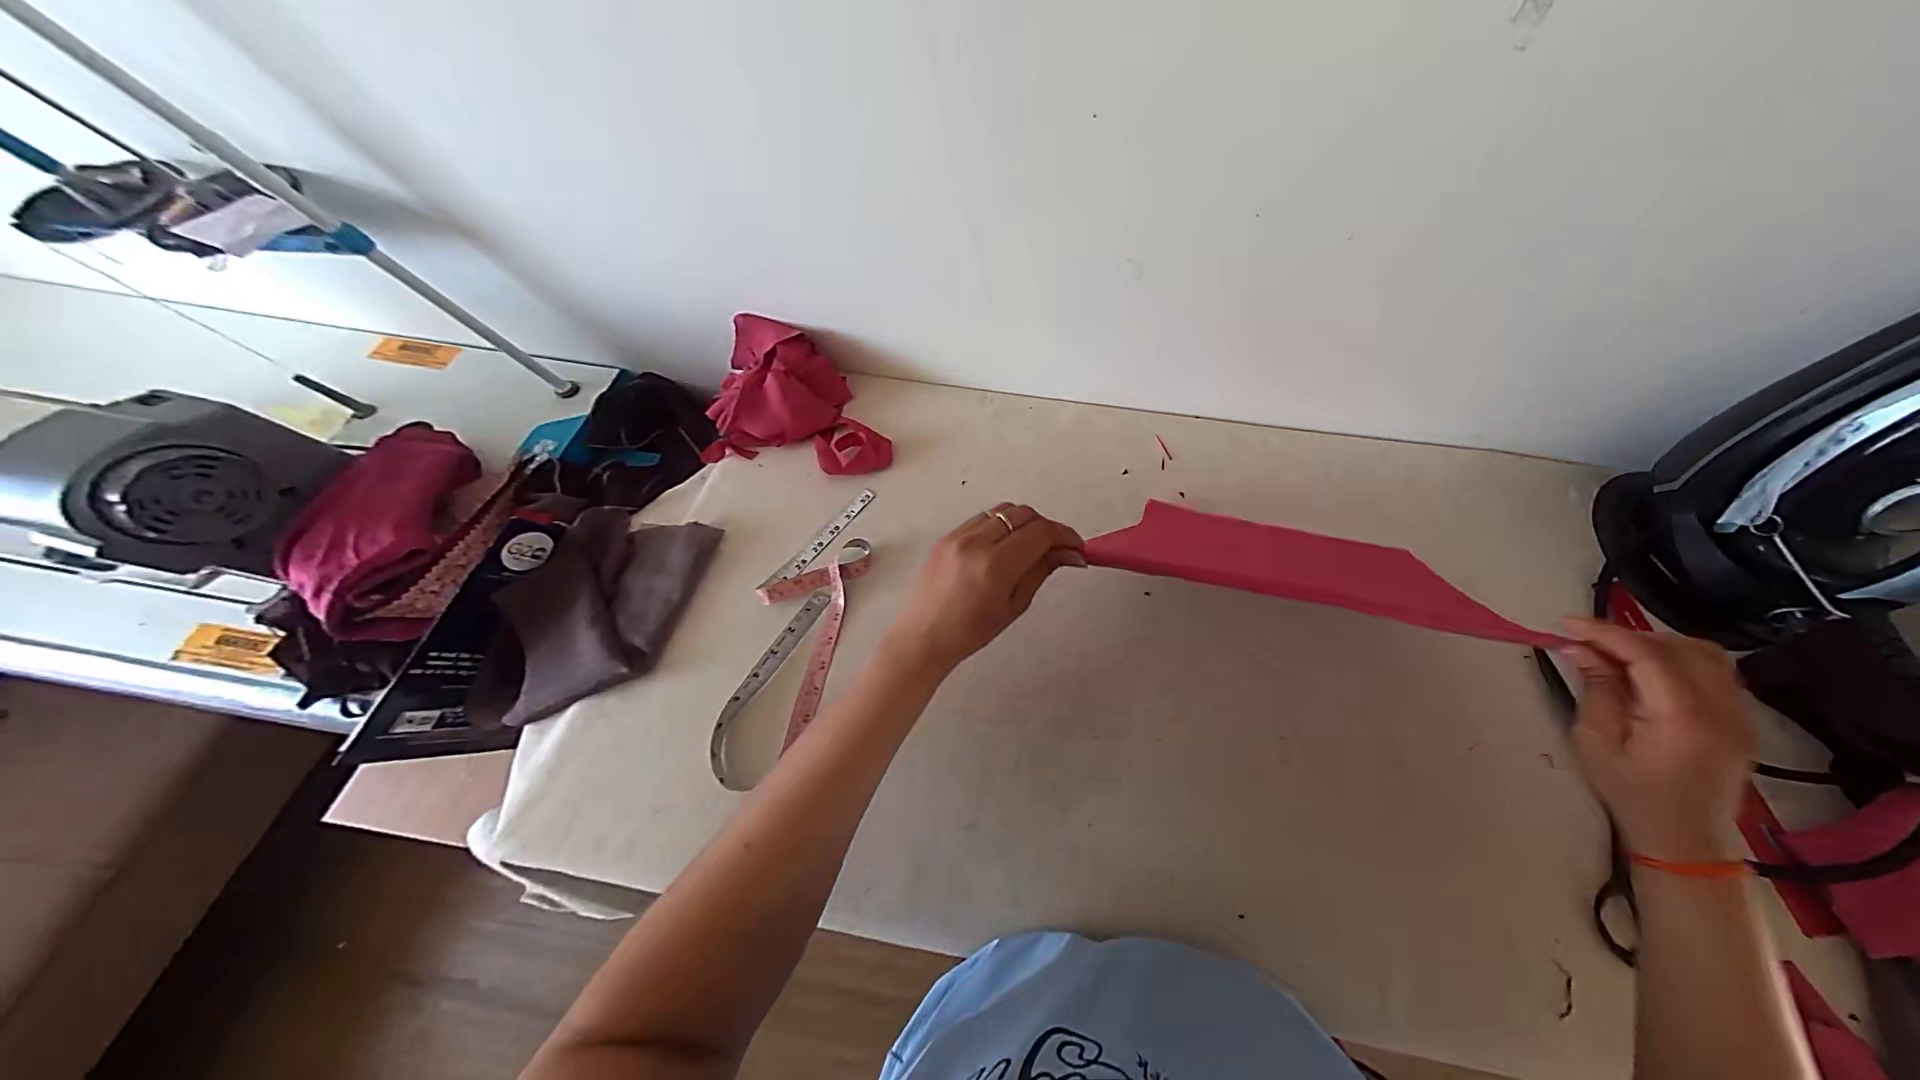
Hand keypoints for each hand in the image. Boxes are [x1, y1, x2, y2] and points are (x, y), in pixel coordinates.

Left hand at [883, 503, 1085, 674]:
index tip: (1076, 546)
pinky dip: (1000, 525)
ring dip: (1023, 523)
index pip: (1041, 532)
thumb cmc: (968, 631)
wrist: (924, 637)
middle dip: (1047, 527)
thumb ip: (1041, 571)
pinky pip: (982, 518)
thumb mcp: (1014, 605)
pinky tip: (1004, 546)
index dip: (1065, 536)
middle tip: (1057, 548)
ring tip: (1030, 548)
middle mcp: (975, 543)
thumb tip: (1067, 553)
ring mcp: (957, 536)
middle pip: (1024, 514)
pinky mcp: (947, 536)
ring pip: (1003, 510)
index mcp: (995, 565)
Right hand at [1560, 617, 1756, 862]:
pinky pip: (1716, 673)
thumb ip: (1595, 689)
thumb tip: (1581, 649)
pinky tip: (1647, 670)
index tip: (1567, 624)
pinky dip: (1679, 659)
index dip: (1606, 632)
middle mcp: (1722, 710)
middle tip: (1588, 640)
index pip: (1648, 655)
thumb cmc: (1629, 791)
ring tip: (1617, 651)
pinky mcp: (1741, 721)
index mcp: (1682, 718)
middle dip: (1631, 635)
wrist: (1683, 837)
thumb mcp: (1595, 741)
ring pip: (1707, 655)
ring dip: (1659, 644)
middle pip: (1683, 648)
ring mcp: (1740, 716)